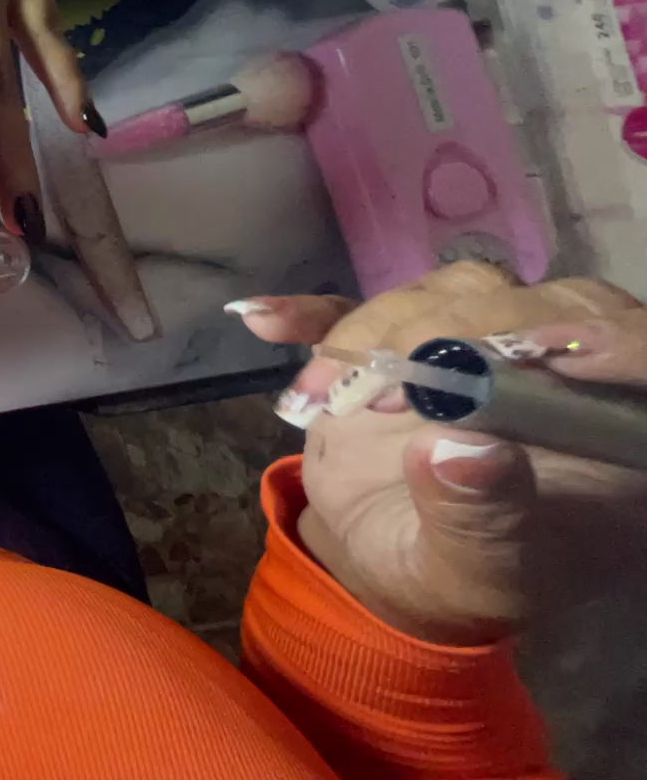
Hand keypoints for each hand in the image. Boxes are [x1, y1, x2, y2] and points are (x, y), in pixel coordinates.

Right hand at [235, 262, 646, 644]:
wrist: (381, 555)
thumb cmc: (450, 575)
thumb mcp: (474, 569)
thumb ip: (479, 519)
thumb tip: (463, 448)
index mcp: (617, 431)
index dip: (621, 339)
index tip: (554, 355)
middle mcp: (558, 375)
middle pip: (540, 306)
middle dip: (466, 331)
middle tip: (398, 387)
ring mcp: (468, 349)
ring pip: (449, 296)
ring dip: (377, 329)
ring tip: (325, 395)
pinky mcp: (389, 342)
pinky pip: (354, 307)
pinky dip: (307, 312)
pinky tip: (261, 320)